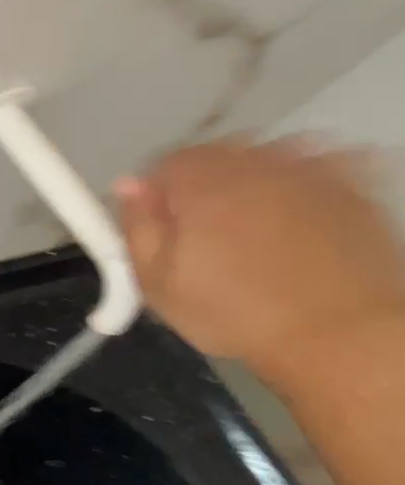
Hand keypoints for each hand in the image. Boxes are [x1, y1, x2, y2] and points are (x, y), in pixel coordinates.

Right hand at [115, 138, 404, 385]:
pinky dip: (299, 177)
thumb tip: (128, 185)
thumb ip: (138, 227)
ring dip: (250, 178)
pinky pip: (321, 161)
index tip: (154, 221)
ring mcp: (318, 172)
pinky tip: (292, 210)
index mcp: (207, 188)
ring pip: (269, 155)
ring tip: (244, 222)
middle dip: (201, 182)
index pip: (170, 161)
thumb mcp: (156, 282)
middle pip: (221, 153)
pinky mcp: (357, 186)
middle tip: (195, 229)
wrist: (335, 331)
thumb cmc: (230, 313)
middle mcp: (264, 167)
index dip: (155, 190)